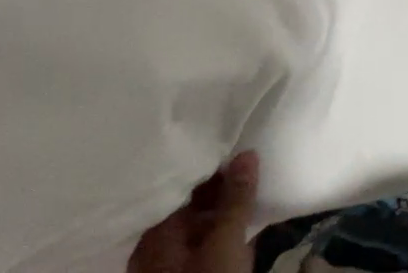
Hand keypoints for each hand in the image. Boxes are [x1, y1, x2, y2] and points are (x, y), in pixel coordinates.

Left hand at [126, 152, 258, 272]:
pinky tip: (243, 219)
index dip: (209, 165)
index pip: (180, 186)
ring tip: (253, 186)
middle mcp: (154, 247)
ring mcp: (168, 265)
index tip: (237, 146)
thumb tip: (246, 153)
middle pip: (187, 204)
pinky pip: (203, 240)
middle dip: (218, 185)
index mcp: (155, 235)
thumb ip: (236, 198)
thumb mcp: (226, 241)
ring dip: (223, 205)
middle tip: (252, 163)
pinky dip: (222, 226)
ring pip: (197, 223)